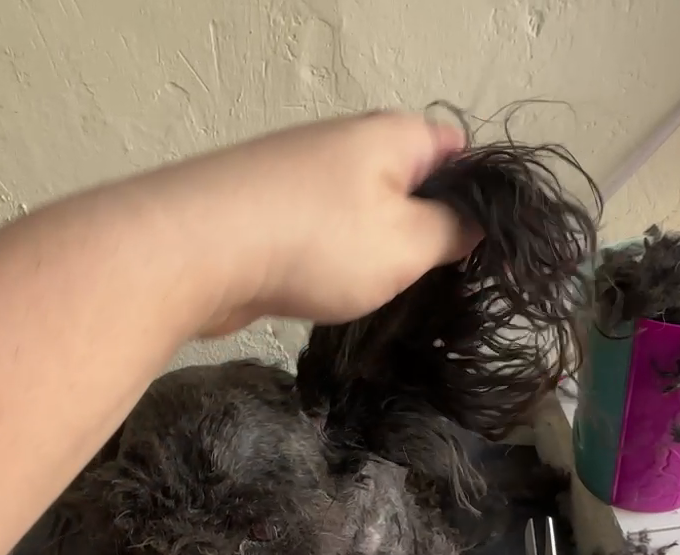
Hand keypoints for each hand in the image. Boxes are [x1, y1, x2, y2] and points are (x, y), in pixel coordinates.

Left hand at [129, 111, 482, 335]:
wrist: (199, 253)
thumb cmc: (317, 243)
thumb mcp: (407, 245)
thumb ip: (452, 232)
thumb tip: (475, 222)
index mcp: (392, 136)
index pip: (457, 150)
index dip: (476, 197)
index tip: (480, 247)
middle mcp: (347, 143)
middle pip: (409, 183)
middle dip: (425, 230)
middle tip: (434, 280)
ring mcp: (303, 175)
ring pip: (364, 213)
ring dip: (378, 251)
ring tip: (380, 291)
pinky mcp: (270, 210)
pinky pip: (323, 232)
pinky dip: (335, 260)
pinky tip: (331, 292)